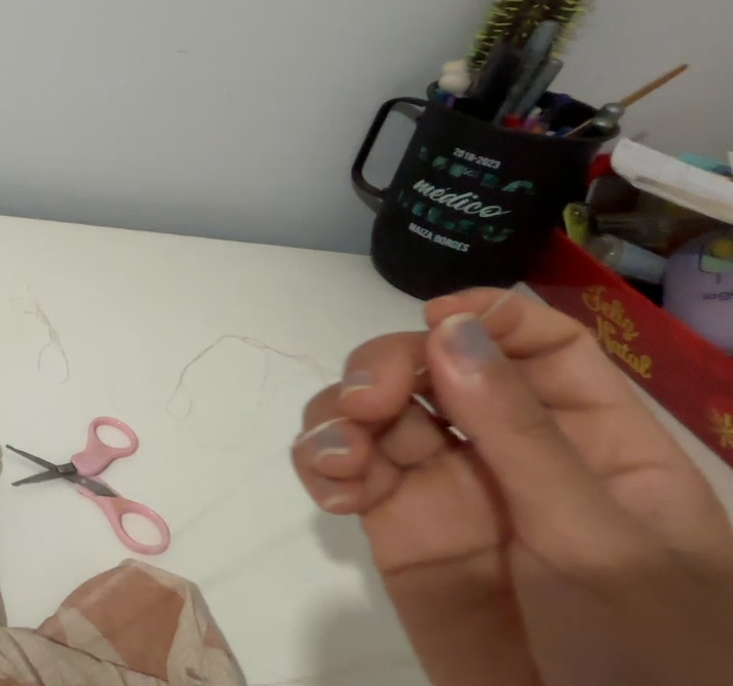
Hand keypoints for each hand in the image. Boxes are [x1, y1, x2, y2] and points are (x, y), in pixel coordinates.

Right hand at [293, 288, 732, 684]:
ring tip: (341, 461)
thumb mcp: (598, 541)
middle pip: (432, 365)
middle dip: (385, 368)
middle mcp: (509, 450)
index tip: (433, 318)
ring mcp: (444, 486)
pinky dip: (320, 463)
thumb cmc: (648, 652)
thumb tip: (448, 326)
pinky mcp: (391, 523)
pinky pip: (340, 468)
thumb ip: (518, 432)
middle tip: (365, 401)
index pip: (541, 346)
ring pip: (372, 409)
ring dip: (339, 415)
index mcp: (593, 443)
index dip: (489, 317)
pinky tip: (330, 489)